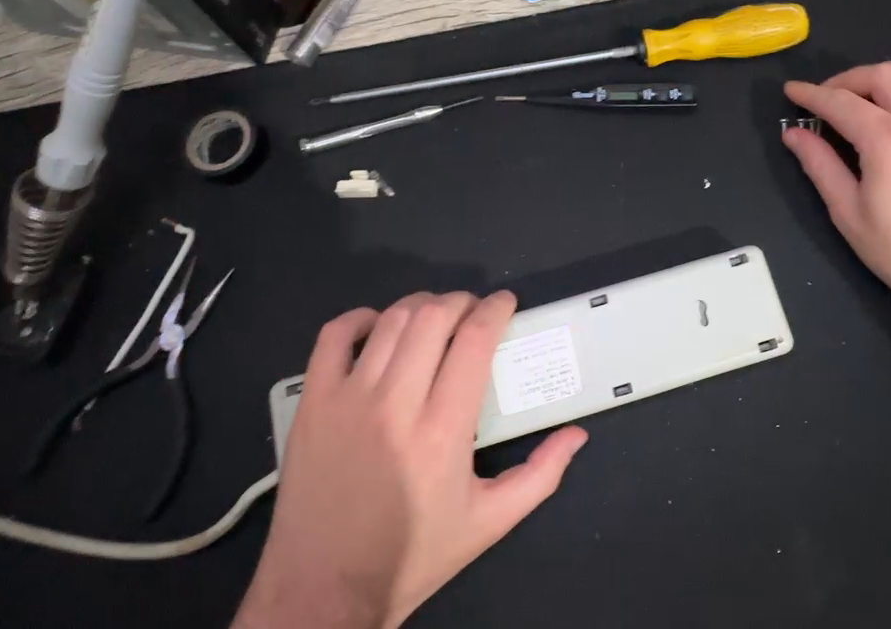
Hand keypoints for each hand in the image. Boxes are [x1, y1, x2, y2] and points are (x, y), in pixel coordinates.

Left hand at [236, 292, 587, 628]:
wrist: (324, 588)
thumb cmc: (412, 555)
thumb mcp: (488, 523)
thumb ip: (540, 476)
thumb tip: (577, 434)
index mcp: (443, 431)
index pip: (474, 341)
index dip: (495, 310)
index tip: (505, 304)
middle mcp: (395, 404)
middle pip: (432, 317)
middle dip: (461, 302)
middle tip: (474, 311)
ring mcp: (348, 399)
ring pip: (390, 321)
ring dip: (420, 305)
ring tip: (435, 316)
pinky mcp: (313, 402)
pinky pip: (334, 337)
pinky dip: (359, 319)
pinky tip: (378, 326)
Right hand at [783, 60, 890, 325]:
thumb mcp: (850, 216)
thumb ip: (820, 166)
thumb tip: (795, 134)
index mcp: (889, 142)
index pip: (840, 102)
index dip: (811, 94)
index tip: (792, 91)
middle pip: (880, 75)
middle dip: (846, 80)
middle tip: (828, 98)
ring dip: (888, 73)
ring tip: (870, 92)